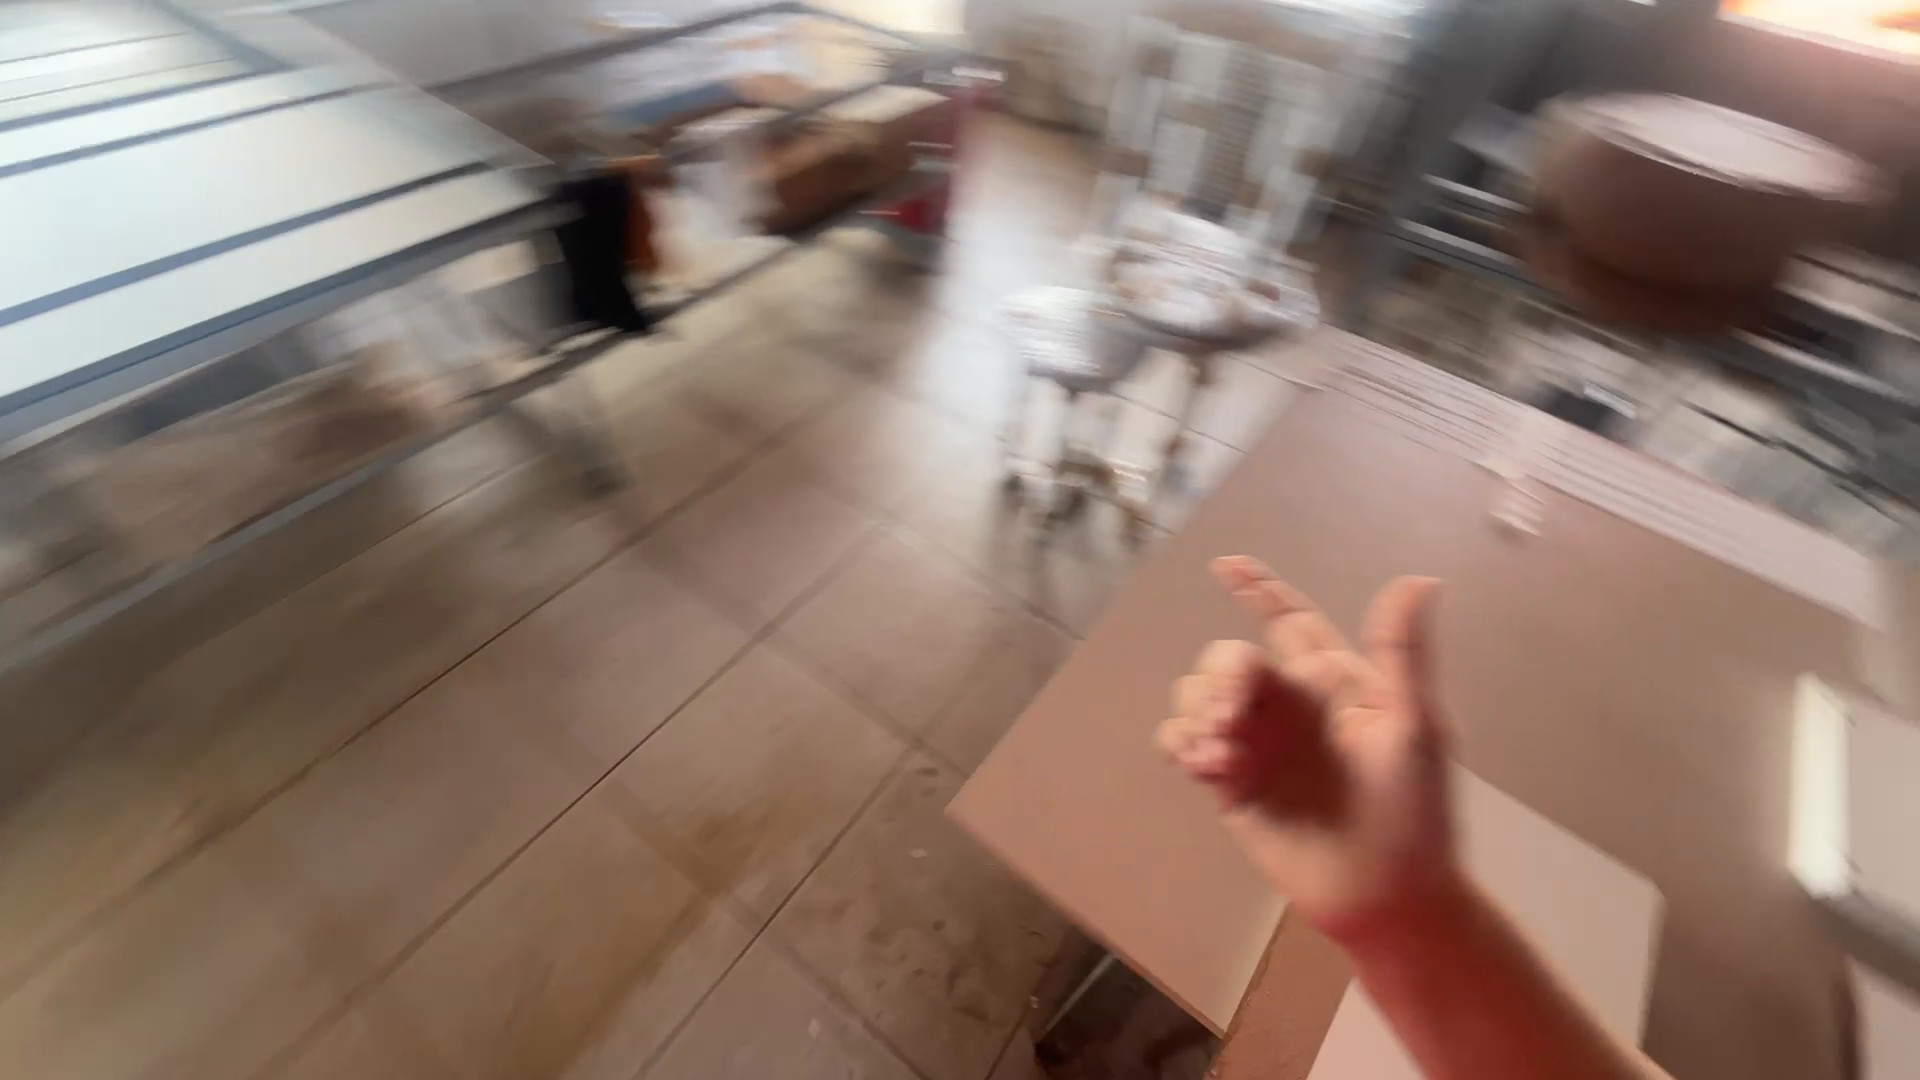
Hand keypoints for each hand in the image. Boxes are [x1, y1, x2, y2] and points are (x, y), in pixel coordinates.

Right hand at [1156, 557, 1459, 941]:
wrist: (1382, 893)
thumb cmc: (1411, 811)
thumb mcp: (1416, 728)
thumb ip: (1404, 653)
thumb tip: (1419, 578)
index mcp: (1328, 682)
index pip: (1287, 619)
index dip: (1257, 589)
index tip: (1225, 565)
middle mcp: (1284, 702)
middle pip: (1226, 659)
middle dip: (1219, 678)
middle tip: (1231, 720)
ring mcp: (1252, 740)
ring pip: (1196, 695)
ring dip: (1198, 714)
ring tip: (1221, 756)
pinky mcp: (1226, 778)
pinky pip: (1181, 739)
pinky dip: (1181, 742)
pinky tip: (1203, 766)